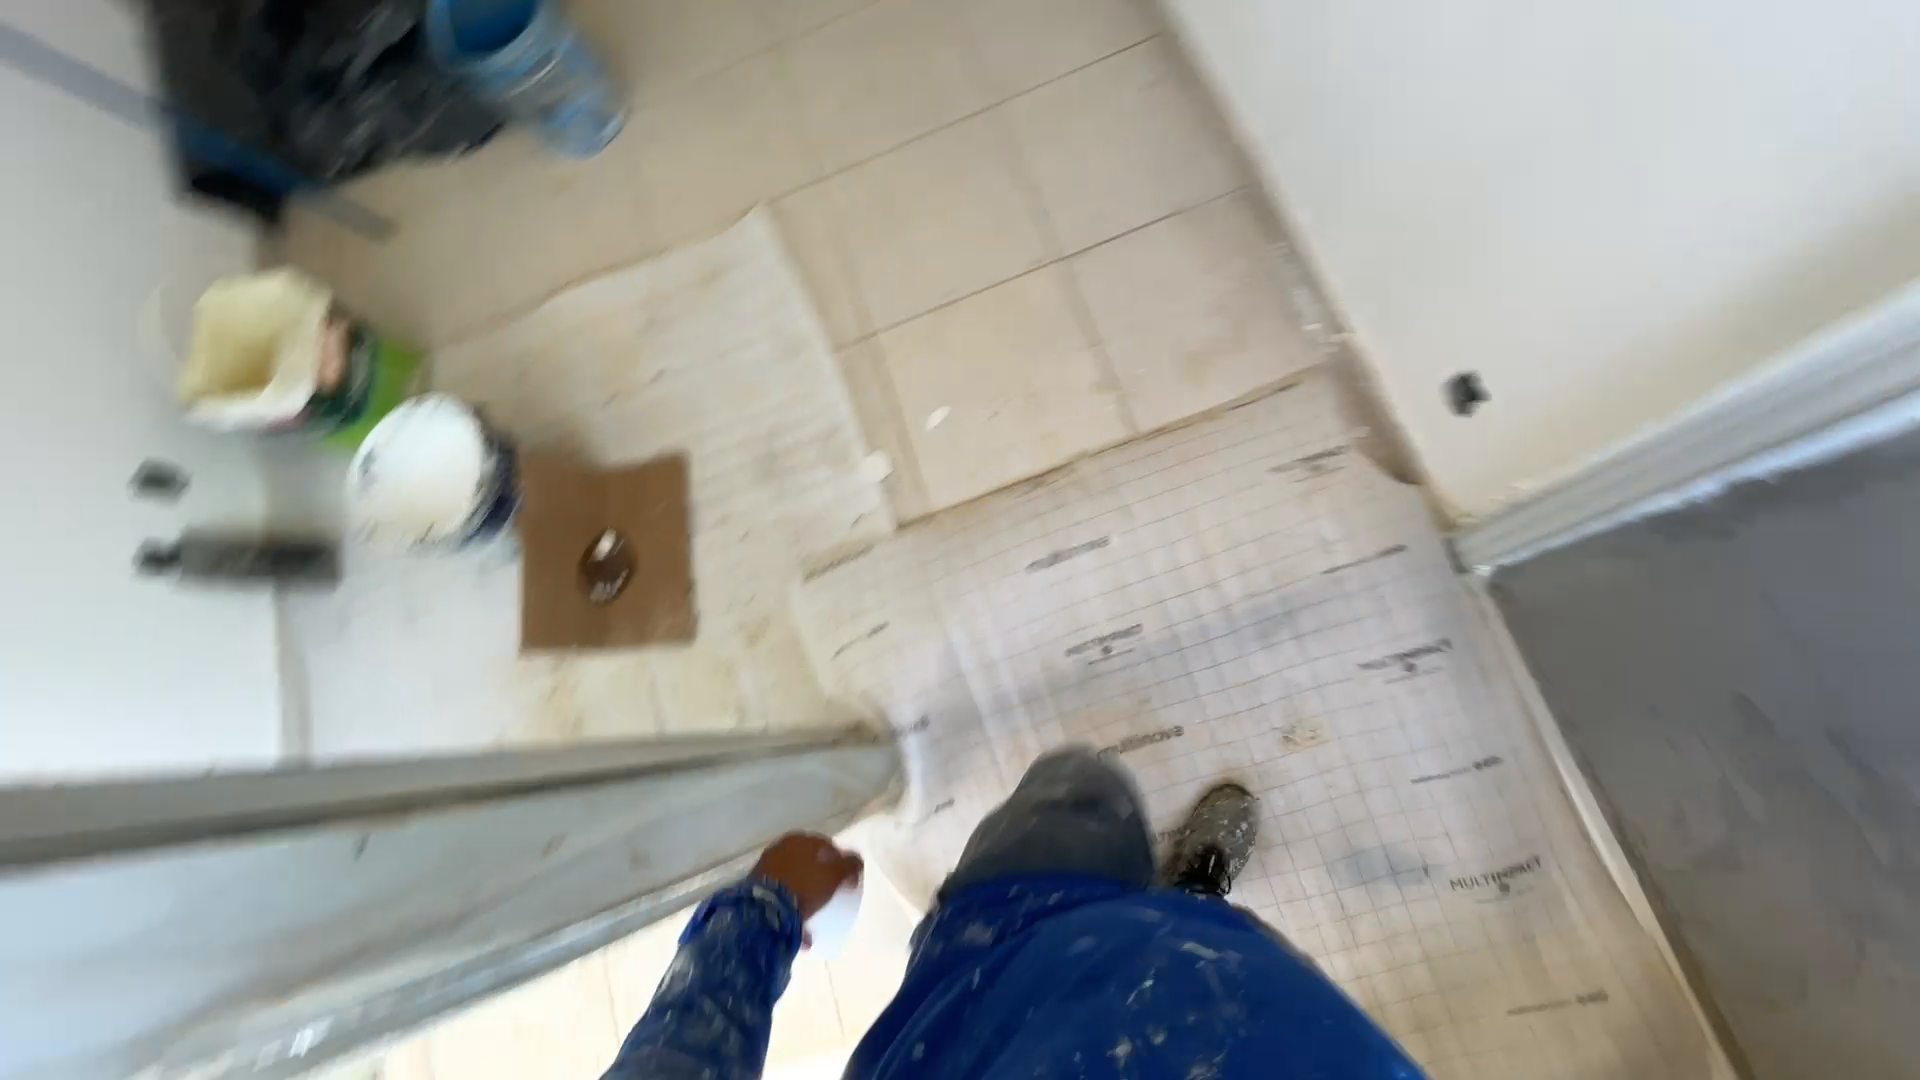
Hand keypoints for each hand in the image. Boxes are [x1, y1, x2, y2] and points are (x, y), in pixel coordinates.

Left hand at [752, 832, 861, 921]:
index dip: (837, 861)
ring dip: (802, 894)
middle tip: (828, 894)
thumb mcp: (834, 876)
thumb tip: (859, 859)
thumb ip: (849, 865)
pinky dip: (789, 907)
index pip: (825, 845)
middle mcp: (780, 848)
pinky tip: (797, 926)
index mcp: (800, 839)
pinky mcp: (753, 888)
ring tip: (812, 914)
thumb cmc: (804, 887)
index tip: (845, 878)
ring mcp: (764, 867)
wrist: (763, 912)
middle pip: (806, 862)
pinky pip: (779, 895)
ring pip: (791, 880)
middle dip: (818, 877)